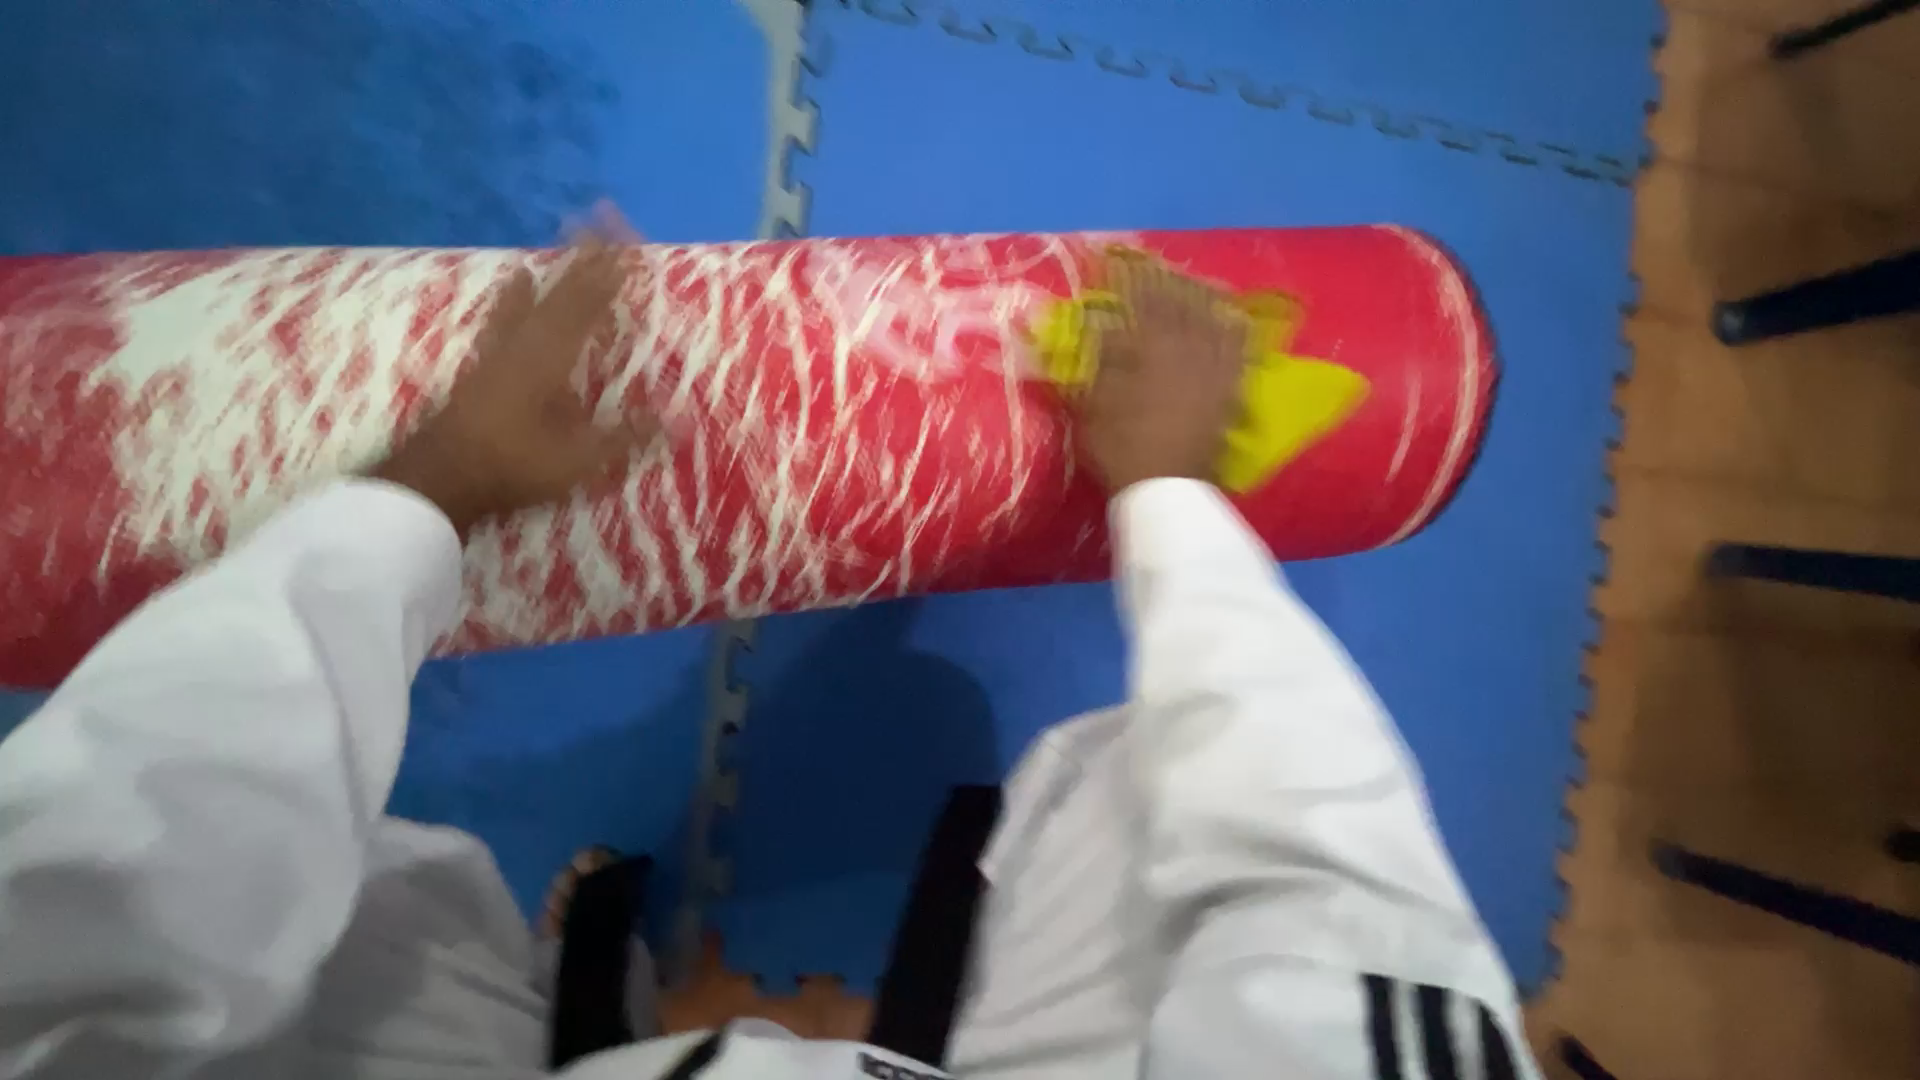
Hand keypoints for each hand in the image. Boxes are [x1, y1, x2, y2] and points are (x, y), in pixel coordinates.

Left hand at [373, 228, 655, 534]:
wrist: (437, 478)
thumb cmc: (513, 466)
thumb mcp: (581, 460)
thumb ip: (629, 436)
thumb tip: (683, 421)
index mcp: (552, 358)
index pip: (589, 306)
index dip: (613, 275)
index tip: (631, 244)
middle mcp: (525, 342)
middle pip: (560, 288)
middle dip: (585, 254)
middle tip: (601, 217)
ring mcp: (498, 349)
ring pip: (530, 295)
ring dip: (551, 266)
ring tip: (562, 240)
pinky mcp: (481, 361)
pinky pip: (504, 312)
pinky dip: (515, 292)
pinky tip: (514, 283)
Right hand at [1075, 255, 1249, 492]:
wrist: (1163, 488)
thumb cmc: (1120, 448)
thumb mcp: (1094, 403)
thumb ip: (1097, 358)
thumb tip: (1095, 322)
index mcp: (1148, 349)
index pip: (1137, 300)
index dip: (1126, 277)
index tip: (1114, 258)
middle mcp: (1185, 349)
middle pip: (1177, 303)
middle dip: (1164, 279)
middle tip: (1154, 263)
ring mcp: (1211, 369)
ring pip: (1210, 320)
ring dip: (1200, 297)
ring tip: (1194, 280)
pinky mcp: (1227, 390)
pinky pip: (1238, 351)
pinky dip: (1234, 330)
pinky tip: (1233, 318)